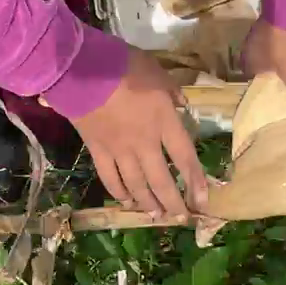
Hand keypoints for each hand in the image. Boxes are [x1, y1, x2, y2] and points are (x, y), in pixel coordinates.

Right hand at [70, 49, 208, 216]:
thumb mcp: (158, 72)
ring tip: (156, 216)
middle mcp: (144, 142)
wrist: (82, 71)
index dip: (196, 181)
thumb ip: (173, 92)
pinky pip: (110, 178)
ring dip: (148, 202)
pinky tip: (126, 201)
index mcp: (163, 121)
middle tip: (181, 218)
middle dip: (173, 201)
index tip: (203, 201)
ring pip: (136, 184)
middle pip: (162, 179)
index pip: (185, 157)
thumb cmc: (123, 67)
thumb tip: (183, 105)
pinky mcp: (97, 151)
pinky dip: (118, 192)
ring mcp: (119, 150)